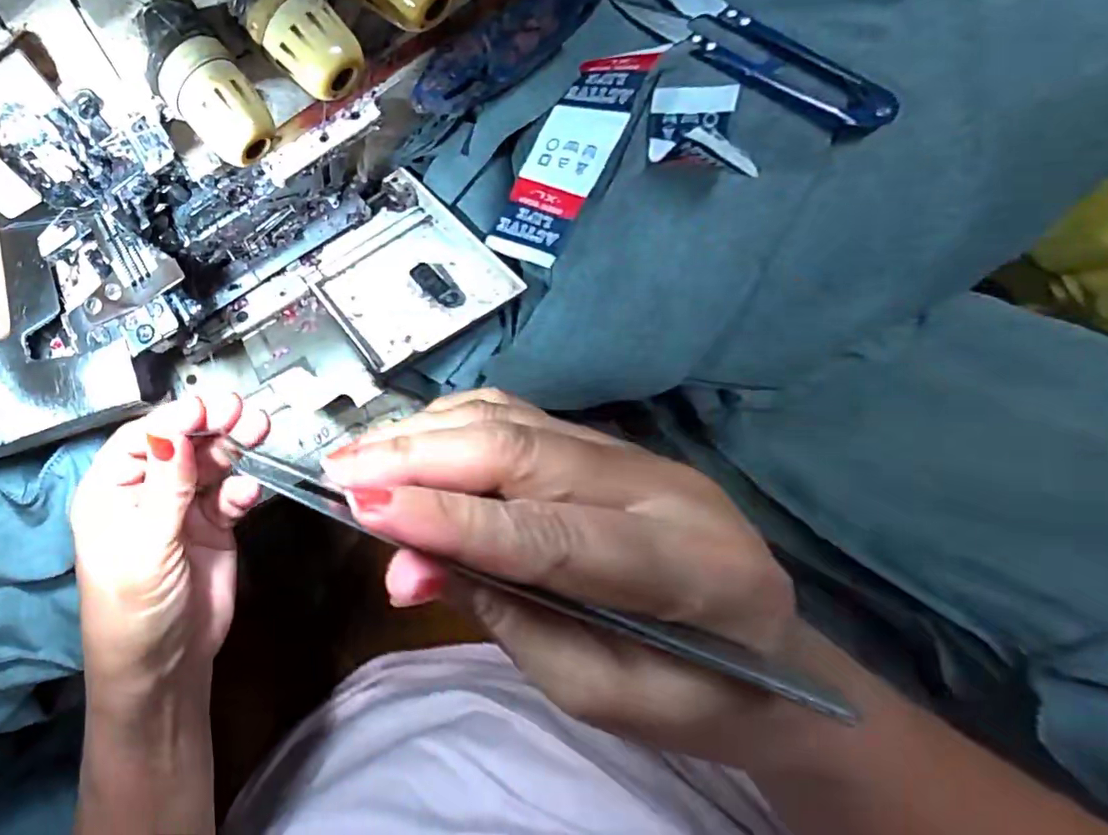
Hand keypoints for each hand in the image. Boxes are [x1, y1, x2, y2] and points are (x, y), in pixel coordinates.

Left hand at [70, 393, 269, 698]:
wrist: (164, 672)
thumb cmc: (133, 609)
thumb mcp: (146, 546)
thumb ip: (167, 487)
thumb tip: (175, 431)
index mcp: (110, 489)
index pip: (140, 440)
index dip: (171, 420)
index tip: (203, 407)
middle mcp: (145, 491)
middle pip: (179, 445)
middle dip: (207, 425)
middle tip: (238, 409)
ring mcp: (180, 508)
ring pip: (209, 465)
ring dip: (232, 447)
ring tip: (258, 427)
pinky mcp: (212, 526)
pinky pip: (229, 496)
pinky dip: (241, 490)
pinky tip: (249, 492)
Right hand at [324, 389, 802, 763]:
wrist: (768, 657)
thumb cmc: (686, 697)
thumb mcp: (593, 689)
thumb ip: (498, 616)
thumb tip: (401, 567)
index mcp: (686, 569)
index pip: (542, 532)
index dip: (446, 517)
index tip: (361, 507)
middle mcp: (659, 487)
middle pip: (515, 448)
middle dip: (415, 457)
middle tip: (339, 473)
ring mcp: (628, 449)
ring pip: (504, 417)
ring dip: (419, 433)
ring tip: (354, 456)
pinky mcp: (597, 436)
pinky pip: (507, 411)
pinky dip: (444, 423)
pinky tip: (403, 440)